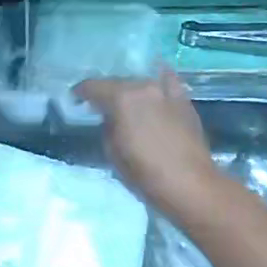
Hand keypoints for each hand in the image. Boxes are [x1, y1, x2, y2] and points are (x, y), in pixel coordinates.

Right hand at [76, 68, 220, 215]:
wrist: (191, 186)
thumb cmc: (145, 173)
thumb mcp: (112, 151)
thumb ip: (106, 126)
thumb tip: (109, 117)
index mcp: (121, 97)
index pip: (92, 86)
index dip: (81, 92)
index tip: (75, 99)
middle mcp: (143, 86)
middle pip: (117, 81)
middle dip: (106, 91)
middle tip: (101, 105)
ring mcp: (166, 91)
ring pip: (141, 81)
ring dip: (130, 89)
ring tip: (127, 100)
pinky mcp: (184, 101)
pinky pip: (167, 82)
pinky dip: (157, 82)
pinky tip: (153, 87)